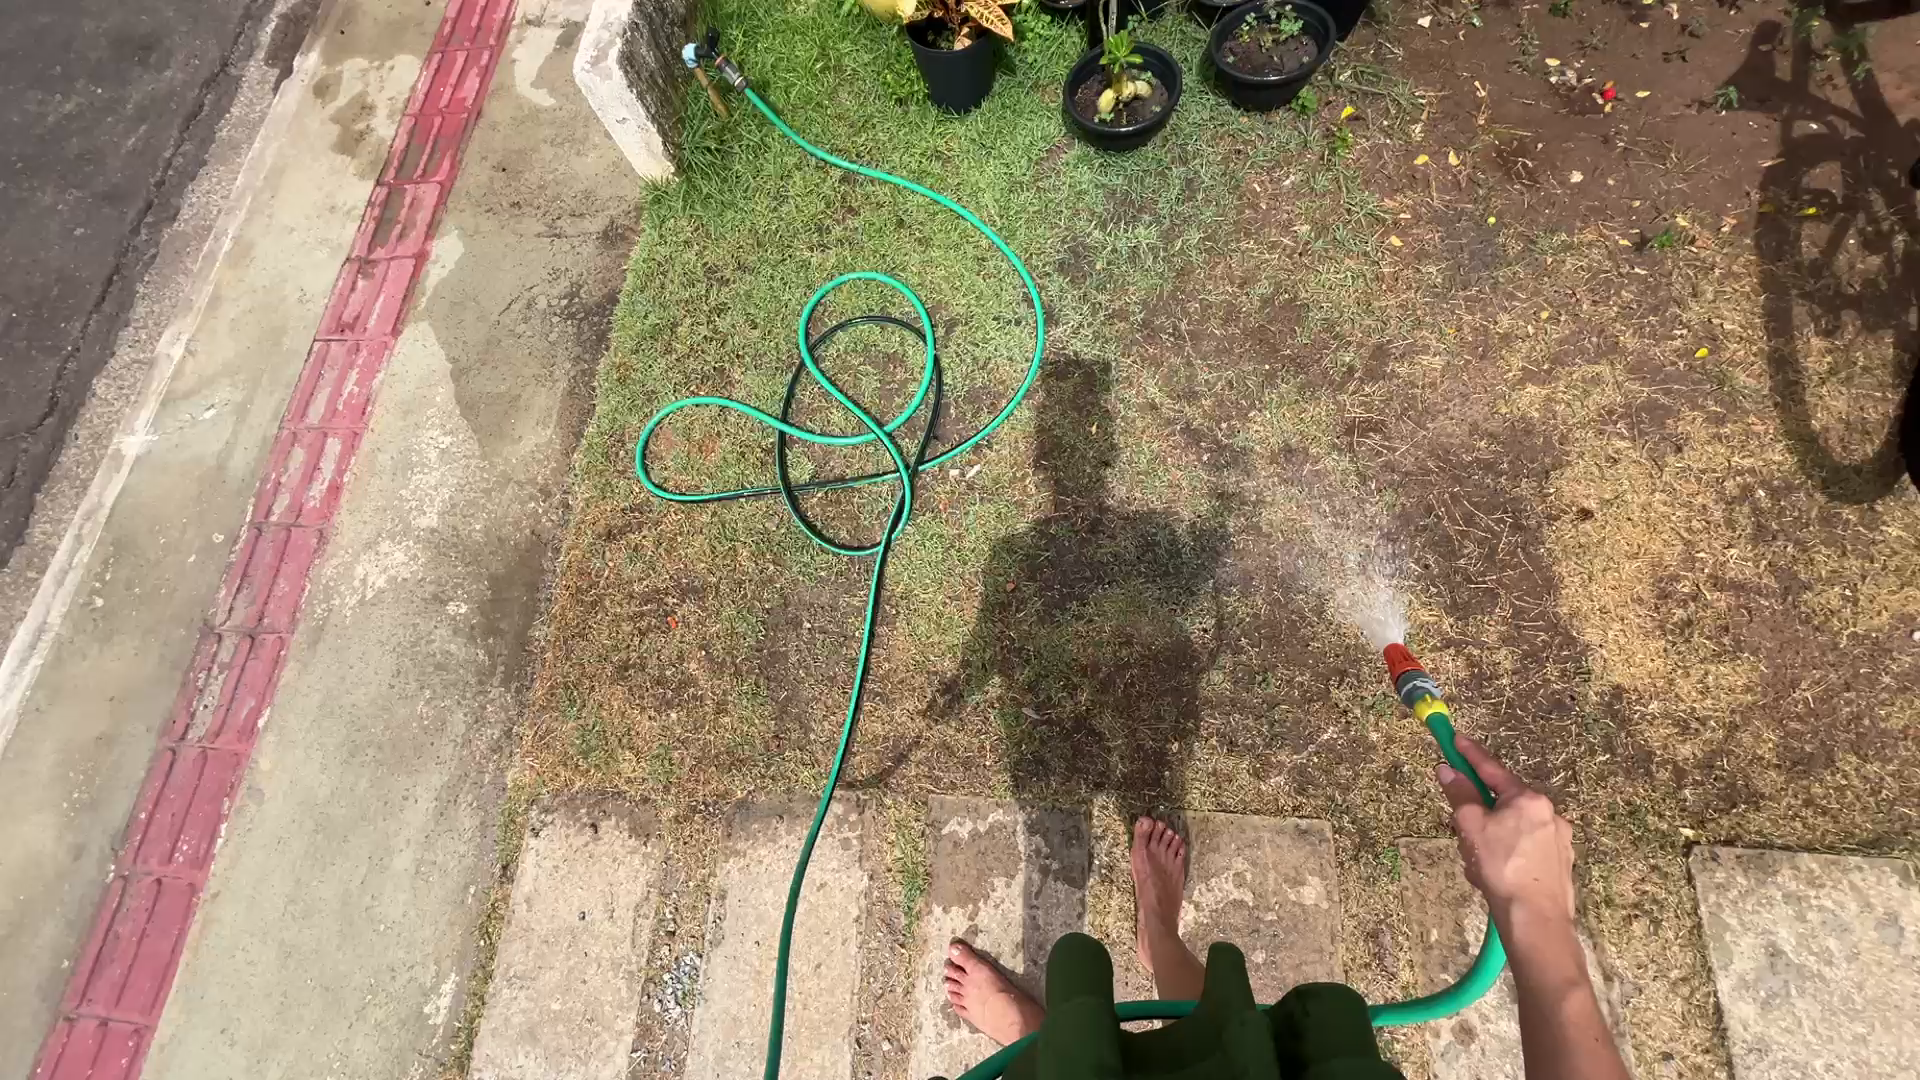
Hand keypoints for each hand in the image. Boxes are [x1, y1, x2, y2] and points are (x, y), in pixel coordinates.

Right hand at [1434, 733, 1575, 932]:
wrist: (1535, 919)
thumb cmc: (1499, 865)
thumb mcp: (1470, 825)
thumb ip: (1460, 794)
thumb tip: (1447, 770)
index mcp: (1528, 800)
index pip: (1492, 769)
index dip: (1470, 752)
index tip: (1455, 737)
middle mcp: (1549, 814)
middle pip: (1501, 799)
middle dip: (1477, 808)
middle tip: (1459, 826)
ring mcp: (1559, 840)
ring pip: (1511, 825)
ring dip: (1489, 833)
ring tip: (1475, 858)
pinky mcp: (1560, 862)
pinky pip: (1523, 844)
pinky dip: (1504, 849)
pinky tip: (1492, 870)